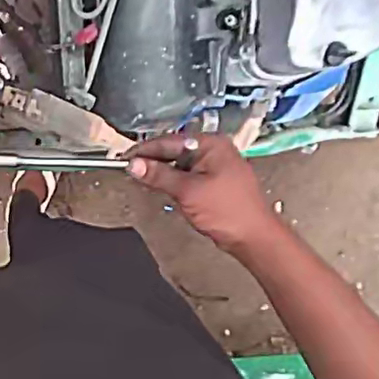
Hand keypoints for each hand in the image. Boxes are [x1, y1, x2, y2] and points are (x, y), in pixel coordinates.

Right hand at [126, 135, 279, 255]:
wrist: (253, 236)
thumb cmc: (227, 211)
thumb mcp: (187, 191)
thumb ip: (159, 175)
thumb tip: (134, 165)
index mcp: (211, 144)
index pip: (169, 141)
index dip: (145, 151)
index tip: (125, 159)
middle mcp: (214, 150)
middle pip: (174, 151)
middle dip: (152, 161)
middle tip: (129, 170)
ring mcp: (215, 166)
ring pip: (179, 164)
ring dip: (161, 172)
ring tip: (140, 179)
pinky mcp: (214, 181)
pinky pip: (187, 175)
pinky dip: (172, 180)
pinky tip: (159, 187)